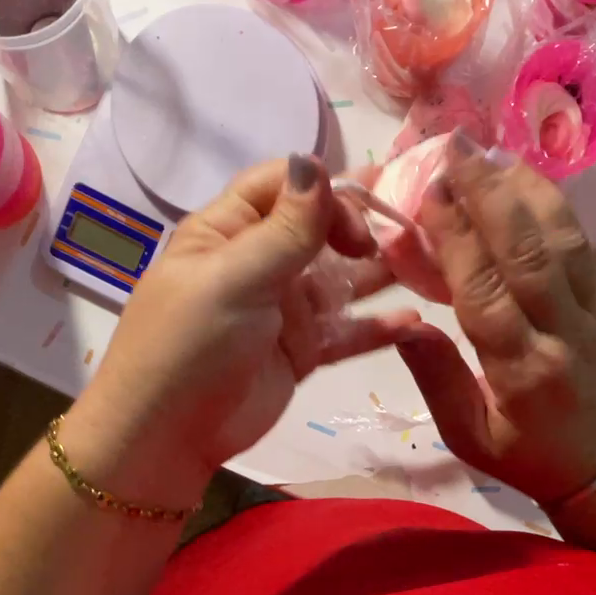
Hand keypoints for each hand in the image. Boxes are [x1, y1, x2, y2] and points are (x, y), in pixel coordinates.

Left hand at [66, 156, 426, 508]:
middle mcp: (259, 263)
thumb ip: (285, 229)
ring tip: (427, 266)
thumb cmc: (191, 345)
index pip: (284, 186)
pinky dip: (375, 328)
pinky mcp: (300, 353)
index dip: (325, 191)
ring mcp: (282, 310)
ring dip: (379, 273)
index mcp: (228, 230)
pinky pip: (344, 332)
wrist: (168, 436)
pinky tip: (414, 322)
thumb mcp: (235, 279)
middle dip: (363, 226)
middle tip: (414, 231)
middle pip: (320, 230)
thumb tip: (317, 159)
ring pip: (340, 281)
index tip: (358, 219)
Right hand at [395, 135, 595, 506]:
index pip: (487, 294)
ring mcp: (591, 314)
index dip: (458, 240)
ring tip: (488, 152)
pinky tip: (526, 178)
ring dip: (525, 189)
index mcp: (522, 373)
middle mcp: (562, 335)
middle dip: (490, 195)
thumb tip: (404, 324)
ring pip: (563, 240)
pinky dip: (554, 206)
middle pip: (529, 253)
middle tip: (455, 148)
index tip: (430, 194)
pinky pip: (580, 246)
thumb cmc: (523, 456)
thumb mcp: (467, 435)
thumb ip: (438, 379)